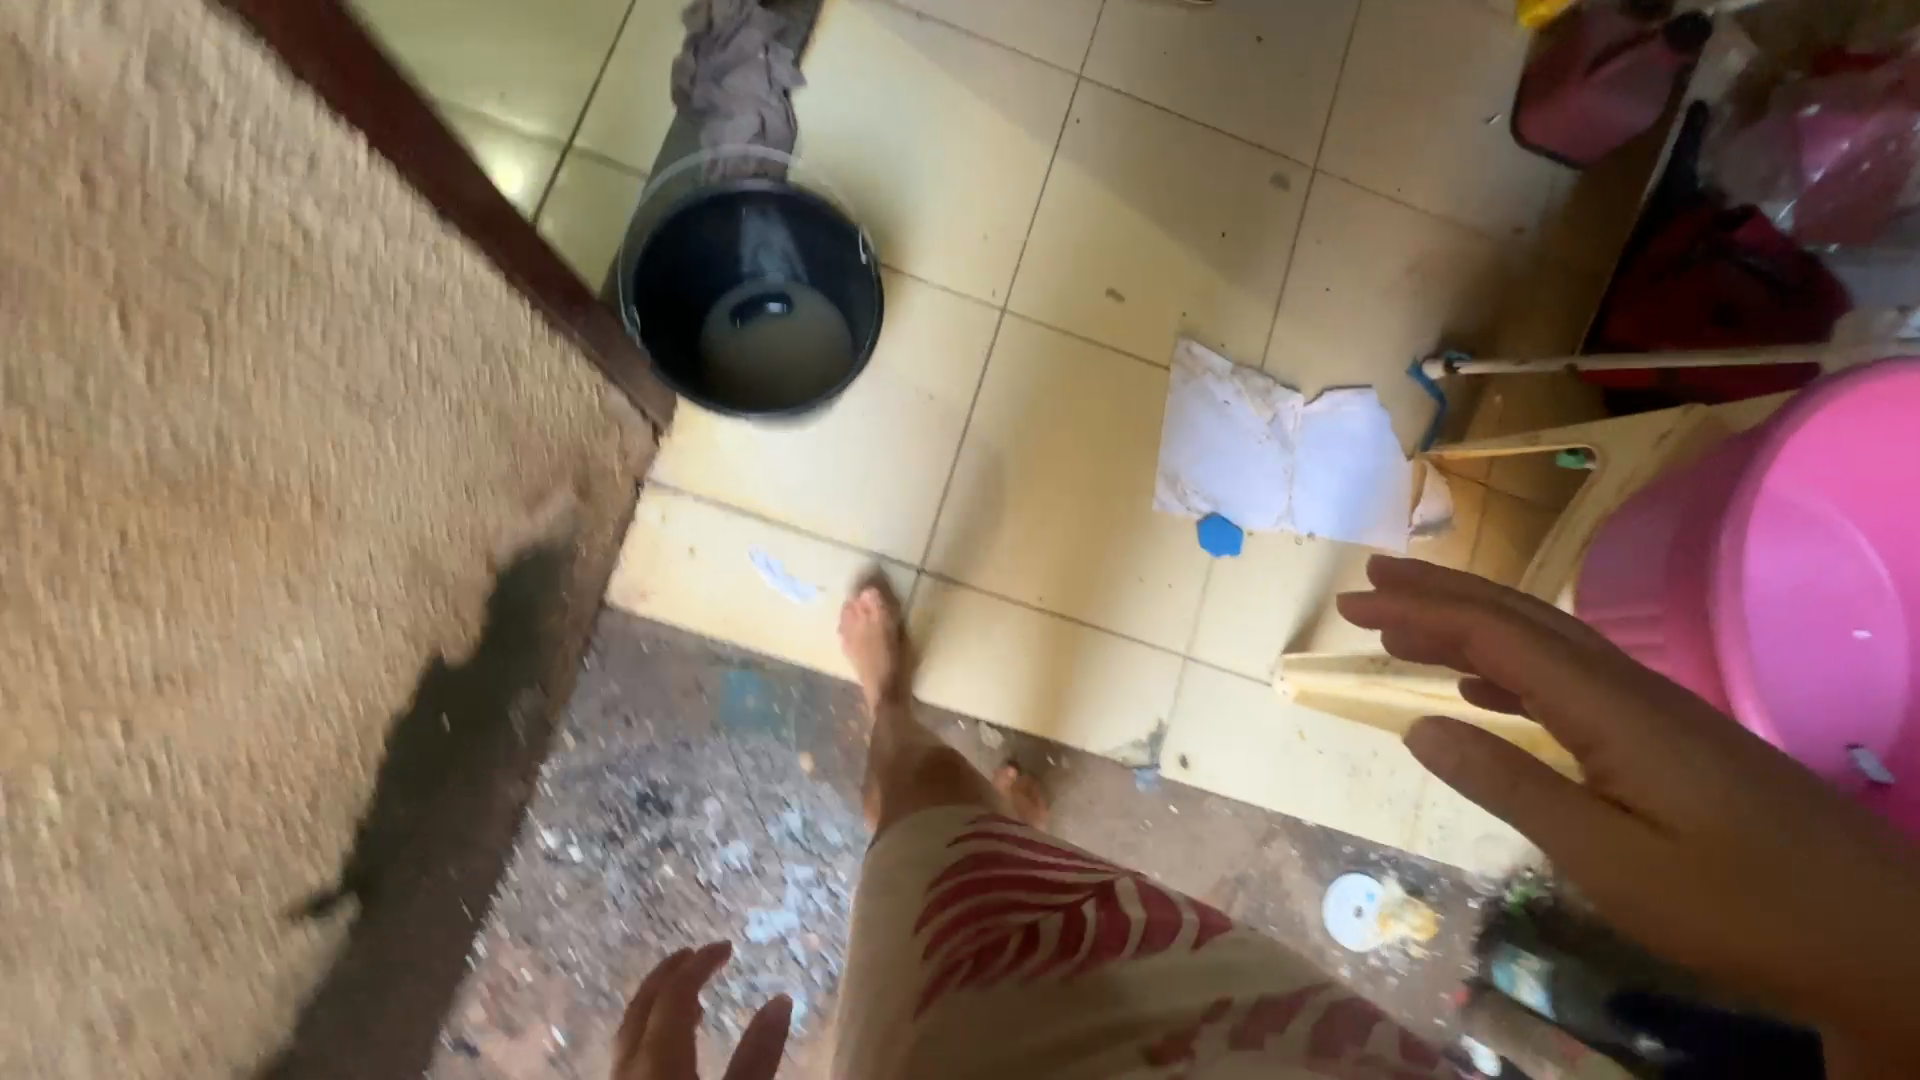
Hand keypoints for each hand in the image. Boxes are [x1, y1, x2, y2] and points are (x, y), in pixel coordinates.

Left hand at [612, 942, 790, 1079]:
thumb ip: (756, 1056)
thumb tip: (781, 1000)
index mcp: (656, 1060)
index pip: (675, 995)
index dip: (701, 964)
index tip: (726, 946)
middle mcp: (628, 1068)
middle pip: (642, 1008)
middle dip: (668, 974)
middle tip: (693, 953)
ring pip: (630, 1033)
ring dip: (656, 1004)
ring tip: (687, 996)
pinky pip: (628, 1055)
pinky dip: (649, 1032)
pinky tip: (666, 1046)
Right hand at [1337, 556, 1919, 1065]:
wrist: (1895, 946)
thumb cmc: (1744, 909)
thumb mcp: (1609, 861)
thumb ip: (1508, 786)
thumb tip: (1418, 727)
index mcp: (1610, 708)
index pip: (1495, 637)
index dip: (1419, 614)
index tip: (1354, 606)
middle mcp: (1628, 688)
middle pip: (1519, 618)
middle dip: (1438, 594)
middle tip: (1369, 583)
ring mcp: (1650, 708)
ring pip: (1543, 641)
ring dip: (1468, 624)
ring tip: (1404, 628)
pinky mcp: (1662, 735)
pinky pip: (1565, 677)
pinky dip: (1506, 668)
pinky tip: (1478, 688)